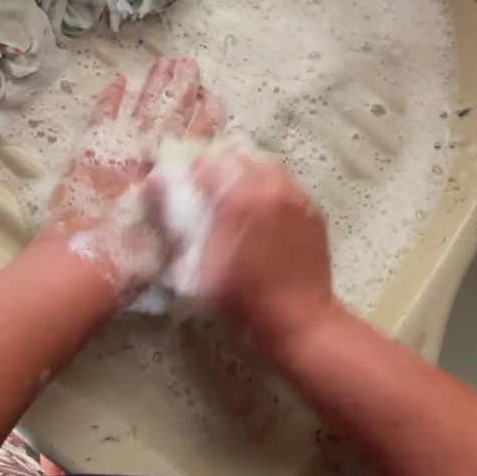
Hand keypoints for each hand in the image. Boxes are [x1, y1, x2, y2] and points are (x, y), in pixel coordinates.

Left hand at [40, 58, 221, 283]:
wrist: (83, 259)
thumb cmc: (133, 260)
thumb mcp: (175, 241)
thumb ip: (188, 213)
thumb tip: (201, 193)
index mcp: (176, 175)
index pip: (197, 137)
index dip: (206, 116)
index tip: (213, 96)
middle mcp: (151, 155)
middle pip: (169, 113)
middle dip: (181, 89)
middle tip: (189, 63)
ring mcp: (118, 149)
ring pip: (141, 107)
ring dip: (153, 85)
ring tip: (165, 61)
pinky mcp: (88, 152)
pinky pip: (102, 117)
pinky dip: (110, 100)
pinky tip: (119, 82)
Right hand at [178, 152, 336, 347]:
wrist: (299, 317)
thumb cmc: (243, 299)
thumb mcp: (198, 273)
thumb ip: (179, 235)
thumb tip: (165, 211)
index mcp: (237, 201)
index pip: (208, 166)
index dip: (192, 170)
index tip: (185, 180)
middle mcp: (268, 189)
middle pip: (239, 157)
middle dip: (221, 165)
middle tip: (211, 182)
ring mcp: (294, 197)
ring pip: (267, 165)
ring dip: (248, 171)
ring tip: (239, 189)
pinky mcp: (312, 210)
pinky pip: (287, 185)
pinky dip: (272, 187)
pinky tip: (265, 207)